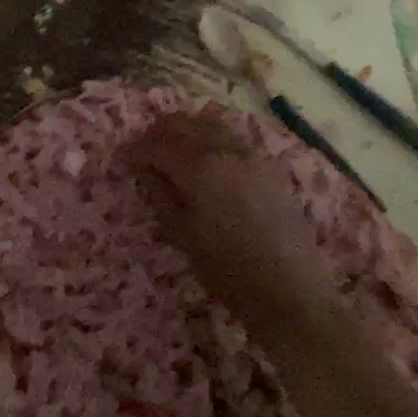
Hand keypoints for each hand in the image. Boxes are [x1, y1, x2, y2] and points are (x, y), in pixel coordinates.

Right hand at [124, 112, 336, 326]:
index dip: (136, 150)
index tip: (124, 159)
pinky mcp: (269, 166)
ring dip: (185, 131)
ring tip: (175, 154)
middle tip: (146, 154)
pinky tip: (207, 164)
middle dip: (158, 134)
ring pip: (208, 123)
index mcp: (199, 167)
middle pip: (181, 123)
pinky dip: (211, 140)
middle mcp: (224, 149)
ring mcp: (251, 154)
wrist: (292, 293)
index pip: (156, 145)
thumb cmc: (229, 271)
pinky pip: (231, 138)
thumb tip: (146, 172)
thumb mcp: (184, 236)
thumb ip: (161, 196)